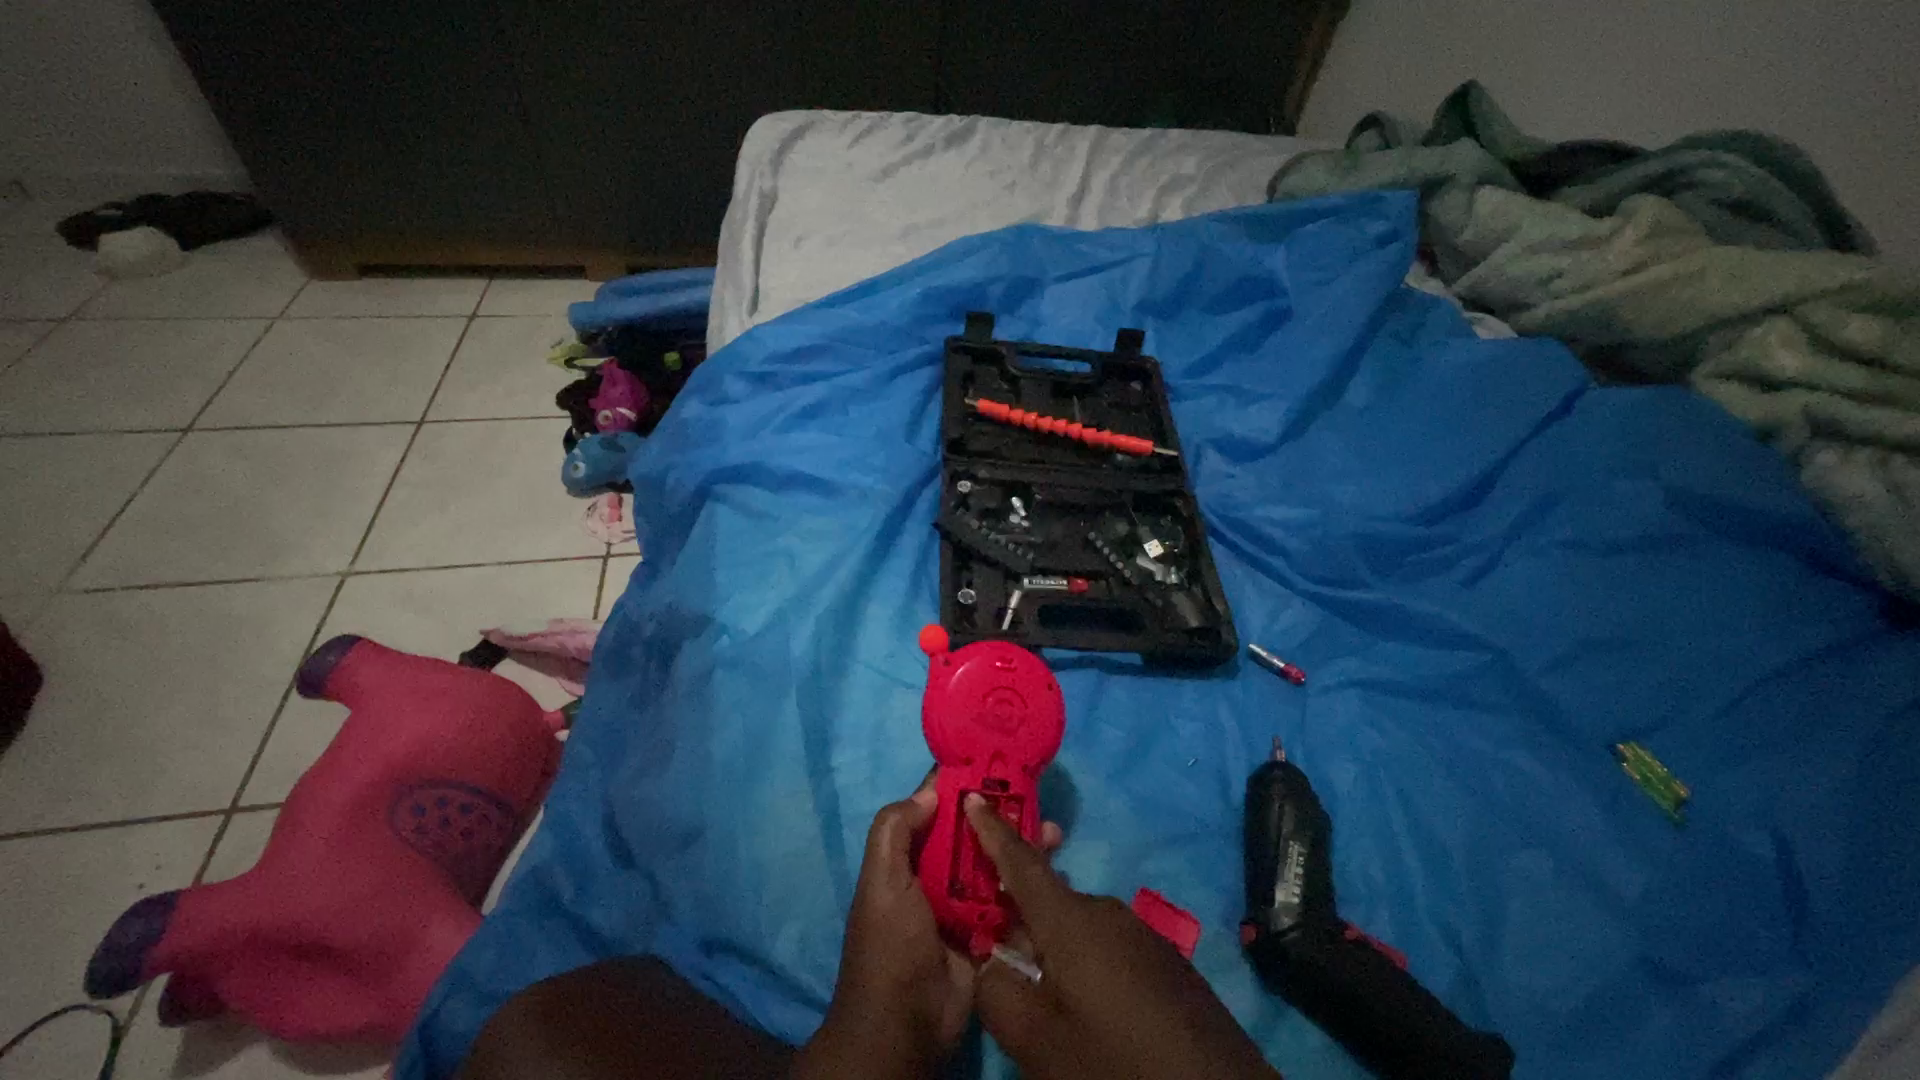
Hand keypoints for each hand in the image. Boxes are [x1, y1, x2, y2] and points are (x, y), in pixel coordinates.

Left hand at [796, 778, 1063, 1079]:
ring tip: (1054, 831)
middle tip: (1036, 798)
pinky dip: (1032, 885)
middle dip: (1002, 815)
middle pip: (973, 836)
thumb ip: (895, 830)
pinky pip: (1013, 902)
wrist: (904, 1024)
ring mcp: (966, 908)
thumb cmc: (889, 946)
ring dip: (1022, 847)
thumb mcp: (881, 882)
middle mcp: (936, 878)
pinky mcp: (992, 935)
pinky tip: (1056, 870)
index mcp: (907, 861)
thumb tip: (930, 791)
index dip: (959, 786)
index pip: (934, 812)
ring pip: (997, 866)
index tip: (993, 761)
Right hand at [966, 795, 1278, 1079]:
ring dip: (1051, 947)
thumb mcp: (1037, 1038)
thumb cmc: (1115, 1061)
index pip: (1021, 861)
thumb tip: (989, 961)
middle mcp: (1106, 913)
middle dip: (1016, 914)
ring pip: (1077, 929)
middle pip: (1046, 901)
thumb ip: (996, 990)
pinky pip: (1107, 947)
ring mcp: (1141, 935)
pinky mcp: (1165, 963)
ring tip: (1038, 991)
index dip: (992, 830)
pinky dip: (1083, 962)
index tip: (972, 795)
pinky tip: (1085, 1005)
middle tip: (992, 941)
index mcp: (1071, 919)